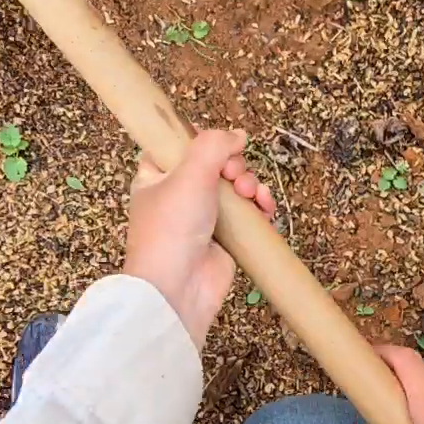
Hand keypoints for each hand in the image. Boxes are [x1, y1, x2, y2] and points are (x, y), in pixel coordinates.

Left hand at [123, 129, 275, 348]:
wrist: (177, 288)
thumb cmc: (172, 227)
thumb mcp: (189, 173)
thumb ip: (214, 145)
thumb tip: (238, 134)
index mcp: (156, 177)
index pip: (179, 147)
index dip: (203, 142)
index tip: (220, 146)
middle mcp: (179, 196)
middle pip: (216, 165)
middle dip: (235, 166)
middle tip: (235, 177)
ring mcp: (204, 218)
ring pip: (236, 189)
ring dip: (252, 186)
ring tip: (253, 196)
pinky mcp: (225, 239)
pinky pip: (249, 216)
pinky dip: (260, 209)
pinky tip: (266, 210)